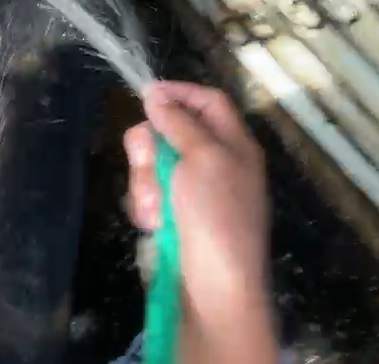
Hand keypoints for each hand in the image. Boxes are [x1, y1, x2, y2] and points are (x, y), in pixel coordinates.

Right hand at [125, 81, 276, 363]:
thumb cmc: (217, 215)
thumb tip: (155, 93)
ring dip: (145, 180)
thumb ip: (178, 122)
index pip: (208, 101)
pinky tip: (152, 221)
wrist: (212, 287)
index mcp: (234, 146)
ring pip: (150, 159)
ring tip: (154, 206)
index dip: (180, 92)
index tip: (146, 95)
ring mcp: (191, 189)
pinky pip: (145, 188)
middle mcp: (213, 162)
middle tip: (147, 160)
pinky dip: (144, 202)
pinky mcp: (171, 211)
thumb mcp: (202, 158)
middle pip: (169, 129)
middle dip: (150, 145)